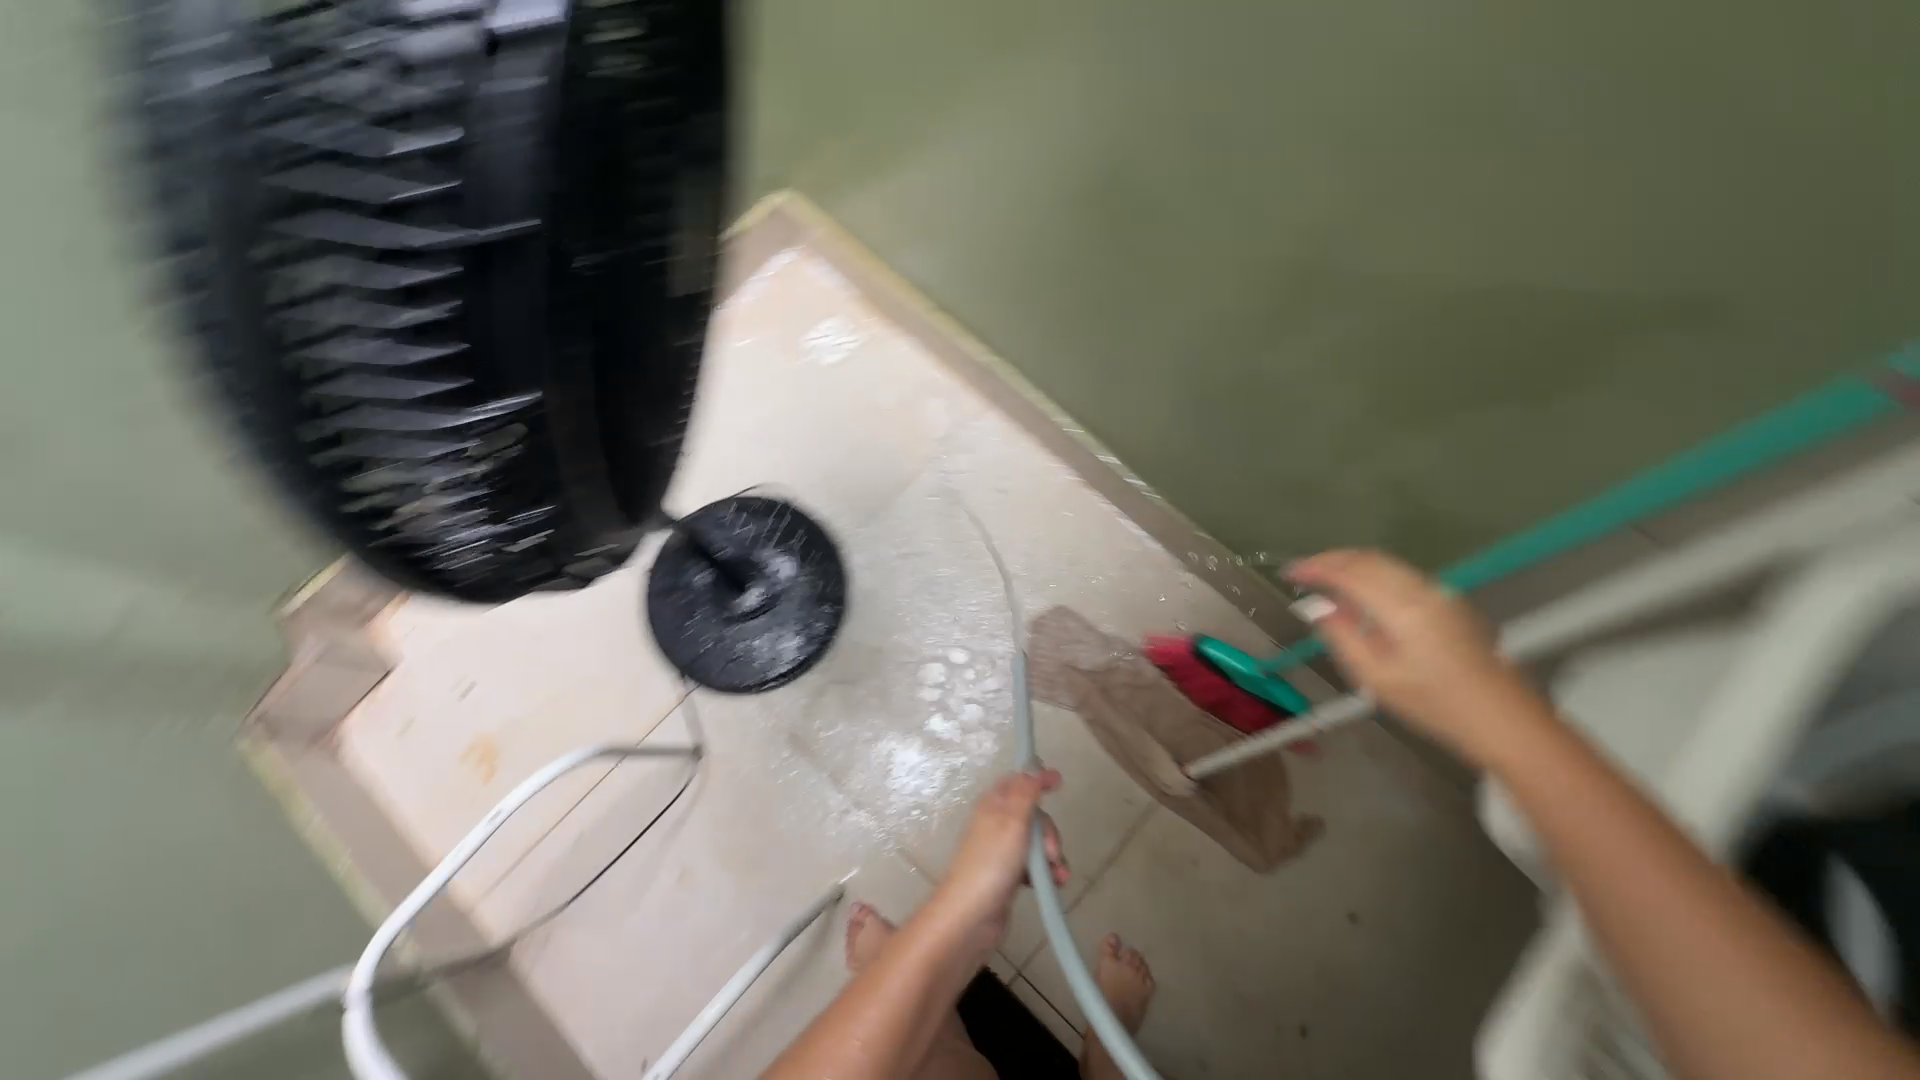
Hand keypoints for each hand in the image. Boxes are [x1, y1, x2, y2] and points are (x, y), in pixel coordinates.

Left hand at [930, 769, 1068, 949]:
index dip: (1038, 779)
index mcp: (994, 805)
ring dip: (1052, 857)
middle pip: (1033, 815)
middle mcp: (997, 824)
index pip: (1018, 781)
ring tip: (1058, 875)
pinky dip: (1046, 873)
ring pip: (1037, 843)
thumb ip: (1026, 791)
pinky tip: (1054, 884)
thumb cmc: (992, 862)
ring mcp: (1002, 851)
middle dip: (1050, 832)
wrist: (971, 916)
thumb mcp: (1012, 820)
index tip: (1059, 783)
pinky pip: (1034, 866)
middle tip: (1052, 852)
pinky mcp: (1008, 875)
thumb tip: (1035, 765)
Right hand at [1289, 549, 1553, 763]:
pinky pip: (1401, 574)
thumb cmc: (1434, 704)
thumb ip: (1342, 637)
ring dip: (1352, 565)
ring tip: (1325, 581)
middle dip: (1331, 559)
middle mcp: (1421, 590)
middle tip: (1302, 571)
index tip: (1289, 573)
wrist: (1502, 717)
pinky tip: (1361, 595)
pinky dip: (1372, 574)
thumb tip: (1318, 609)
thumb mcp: (1376, 679)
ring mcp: (1439, 593)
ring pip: (1386, 563)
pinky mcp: (1449, 602)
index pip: (1349, 573)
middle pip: (1368, 558)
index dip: (1315, 568)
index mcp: (1401, 608)